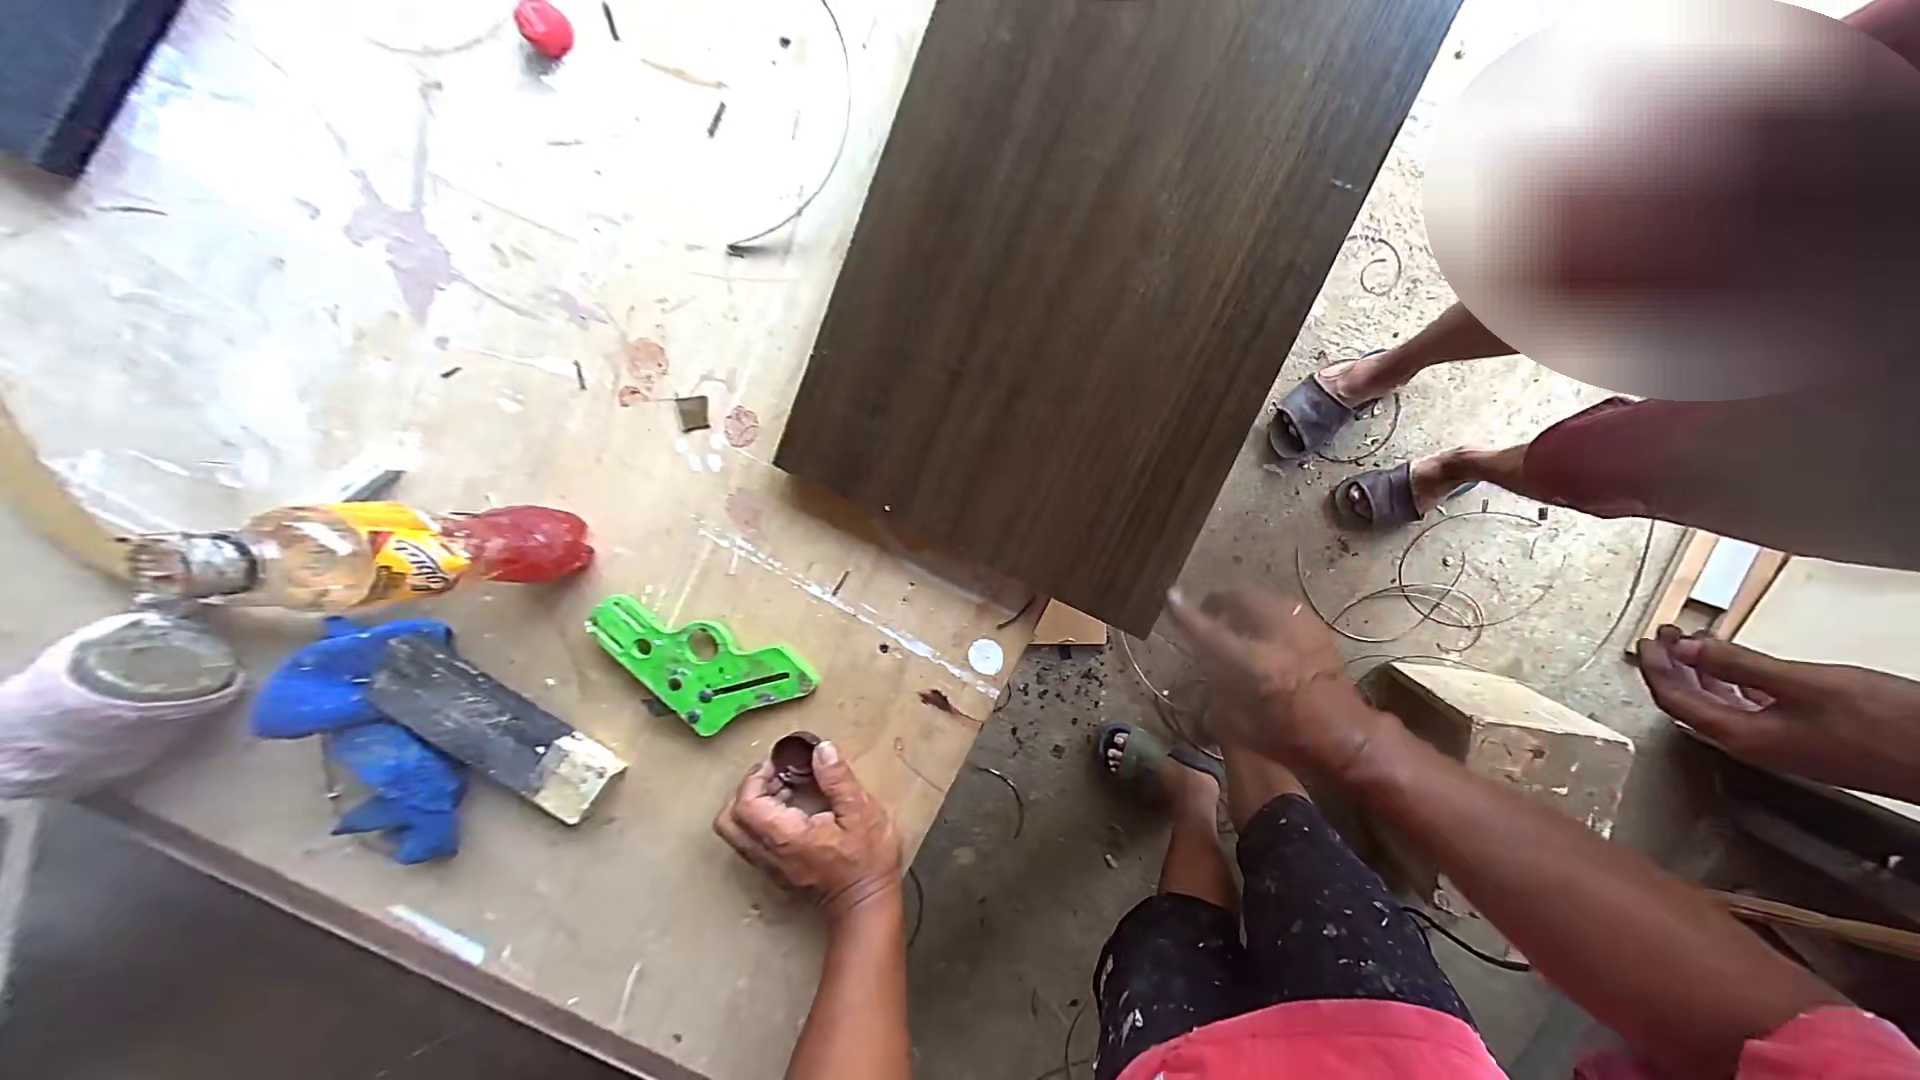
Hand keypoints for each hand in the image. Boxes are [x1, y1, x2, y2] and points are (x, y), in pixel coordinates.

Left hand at [713, 740, 902, 920]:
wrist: (867, 905)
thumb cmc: (866, 860)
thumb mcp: (860, 811)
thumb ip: (837, 779)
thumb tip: (821, 750)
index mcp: (785, 836)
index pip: (745, 803)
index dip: (756, 777)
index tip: (781, 762)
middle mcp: (768, 852)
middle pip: (728, 819)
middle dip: (748, 789)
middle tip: (777, 774)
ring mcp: (769, 865)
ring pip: (736, 832)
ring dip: (753, 803)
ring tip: (787, 787)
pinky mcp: (776, 870)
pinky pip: (751, 840)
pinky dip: (761, 818)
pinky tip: (793, 807)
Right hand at [1167, 586, 1398, 780]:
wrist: (1350, 738)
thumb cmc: (1291, 740)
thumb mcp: (1241, 725)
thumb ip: (1218, 690)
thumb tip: (1206, 667)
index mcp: (1258, 665)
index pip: (1212, 632)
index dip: (1187, 615)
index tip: (1171, 597)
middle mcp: (1280, 638)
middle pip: (1240, 599)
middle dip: (1219, 601)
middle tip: (1207, 613)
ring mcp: (1302, 629)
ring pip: (1263, 597)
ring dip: (1242, 603)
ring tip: (1233, 618)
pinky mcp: (1318, 629)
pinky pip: (1282, 607)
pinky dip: (1265, 611)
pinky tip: (1262, 627)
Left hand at [1636, 625, 1919, 803]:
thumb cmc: (1895, 725)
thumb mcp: (1807, 684)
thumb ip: (1738, 665)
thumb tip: (1684, 648)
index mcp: (1739, 735)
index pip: (1672, 697)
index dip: (1654, 666)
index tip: (1649, 639)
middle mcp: (1750, 744)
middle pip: (1689, 700)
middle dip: (1673, 664)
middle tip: (1668, 634)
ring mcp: (1778, 744)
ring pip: (1718, 703)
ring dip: (1701, 671)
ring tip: (1694, 641)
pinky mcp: (1805, 740)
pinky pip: (1749, 708)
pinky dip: (1733, 682)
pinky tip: (1736, 666)